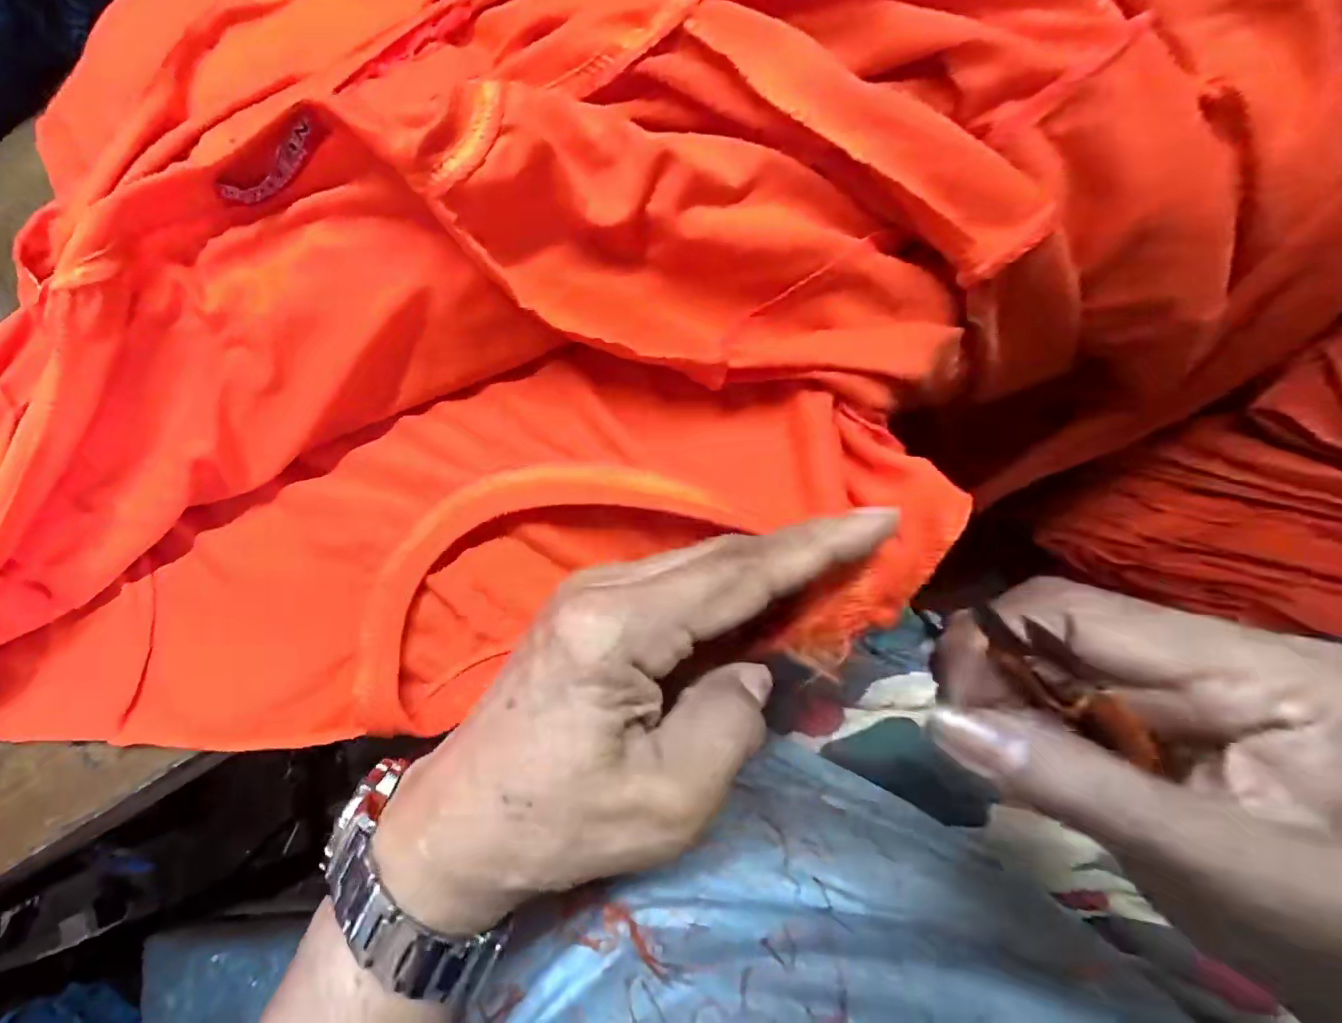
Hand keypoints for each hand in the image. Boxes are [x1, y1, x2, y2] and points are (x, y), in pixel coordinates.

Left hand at [370, 509, 900, 934]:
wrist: (465, 820)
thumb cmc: (560, 822)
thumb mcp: (667, 799)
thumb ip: (729, 723)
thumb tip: (753, 671)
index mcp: (617, 628)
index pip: (736, 575)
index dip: (813, 547)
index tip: (876, 518)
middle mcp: (599, 589)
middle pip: (716, 558)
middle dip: (793, 551)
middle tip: (863, 546)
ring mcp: (584, 593)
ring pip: (692, 566)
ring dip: (758, 570)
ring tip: (823, 574)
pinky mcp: (580, 610)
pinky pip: (667, 585)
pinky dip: (719, 590)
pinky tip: (752, 604)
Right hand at [930, 578, 1341, 1022]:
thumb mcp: (1215, 868)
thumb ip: (1076, 787)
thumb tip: (944, 724)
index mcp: (1274, 672)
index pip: (1087, 613)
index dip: (993, 639)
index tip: (947, 701)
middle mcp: (1242, 653)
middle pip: (1072, 628)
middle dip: (998, 671)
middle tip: (960, 728)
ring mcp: (1220, 678)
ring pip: (1071, 658)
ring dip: (1015, 697)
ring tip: (991, 747)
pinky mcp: (1197, 708)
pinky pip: (1090, 692)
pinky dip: (1044, 719)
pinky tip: (1032, 753)